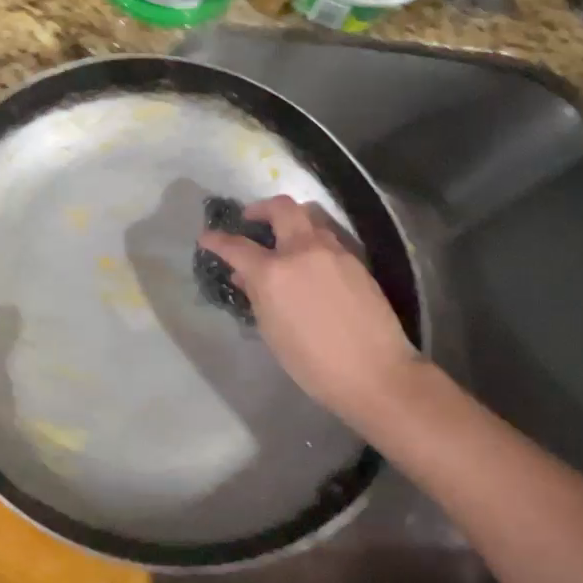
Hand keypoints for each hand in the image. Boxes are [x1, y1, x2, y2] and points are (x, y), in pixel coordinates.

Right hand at [197, 195, 421, 418]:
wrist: (376, 373)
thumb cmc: (312, 362)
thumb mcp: (272, 331)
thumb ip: (257, 296)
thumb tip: (245, 276)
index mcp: (273, 273)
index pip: (236, 247)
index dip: (217, 240)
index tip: (206, 237)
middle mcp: (302, 251)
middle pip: (280, 208)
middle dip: (261, 209)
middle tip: (251, 220)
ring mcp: (334, 253)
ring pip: (309, 219)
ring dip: (291, 223)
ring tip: (284, 243)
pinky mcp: (356, 262)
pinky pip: (328, 239)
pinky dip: (312, 242)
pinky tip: (311, 264)